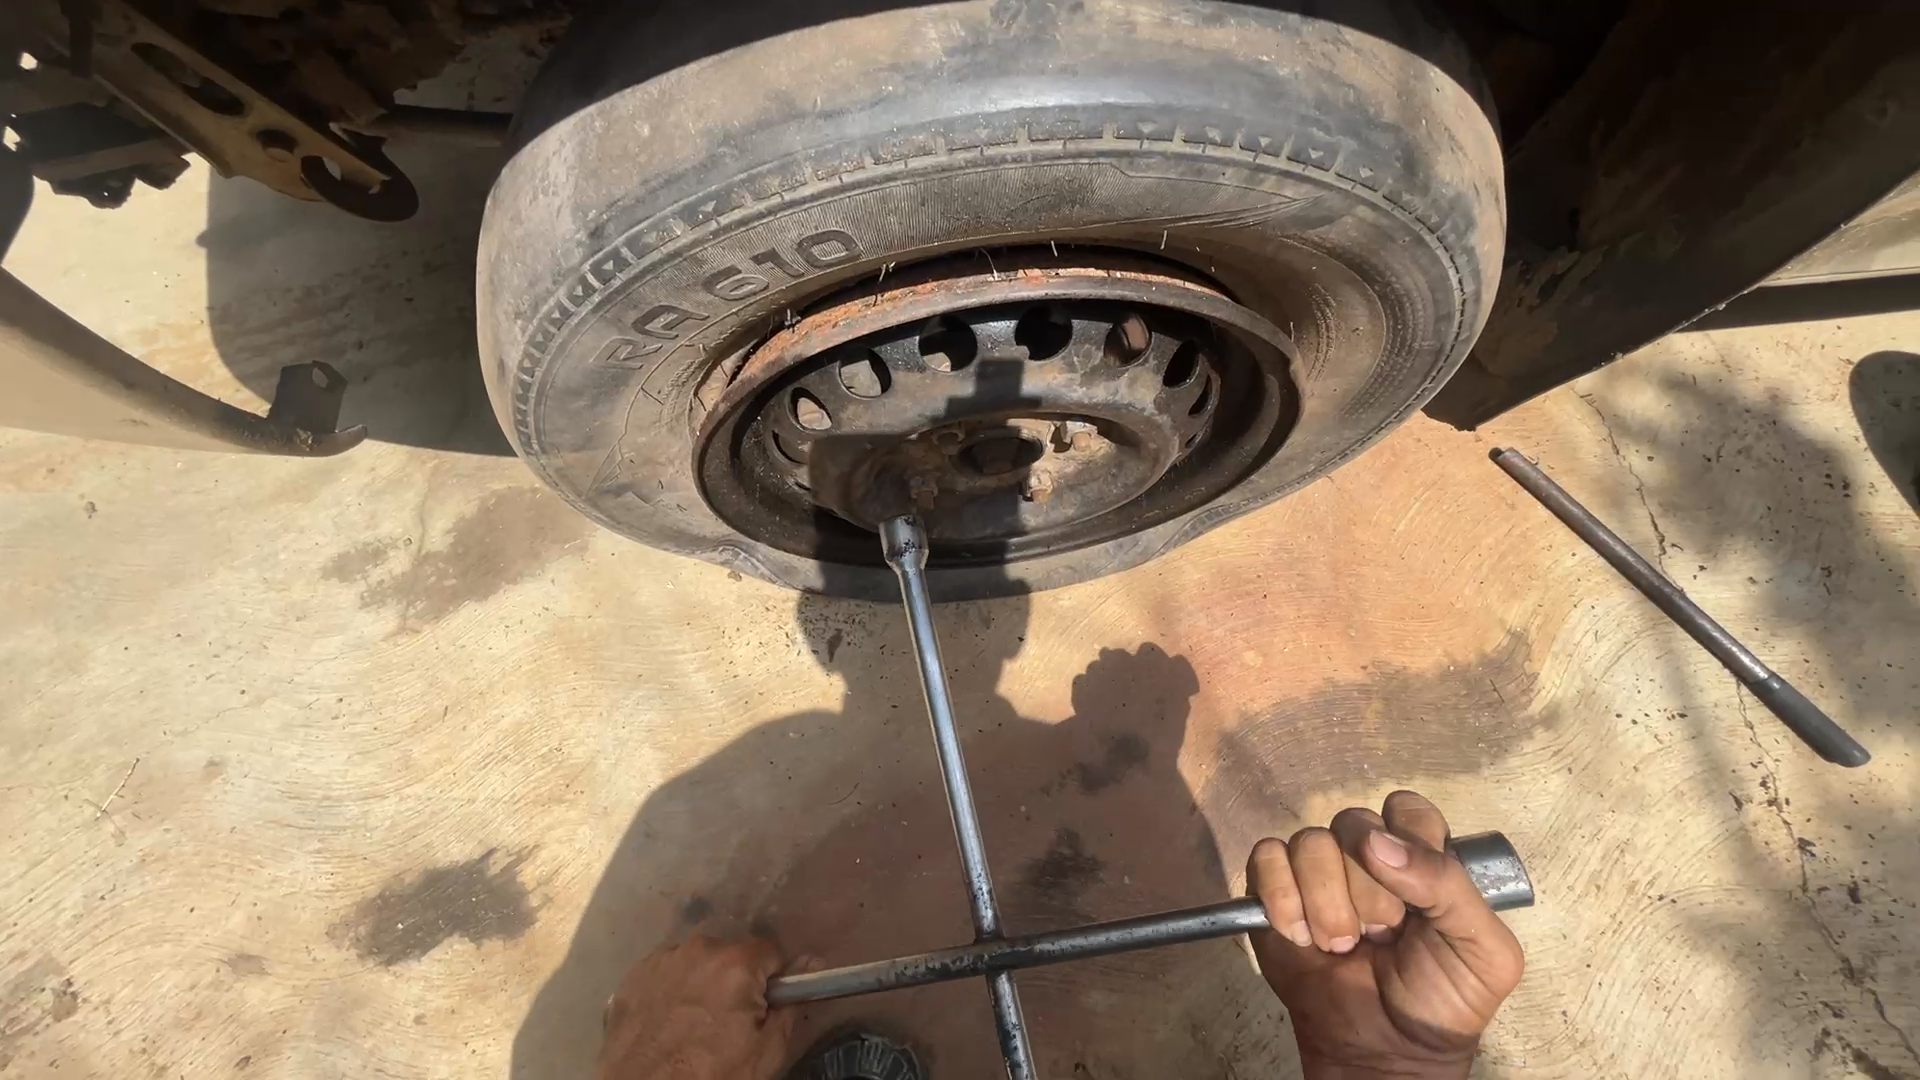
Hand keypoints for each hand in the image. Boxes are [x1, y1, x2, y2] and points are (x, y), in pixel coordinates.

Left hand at [598, 937, 797, 1079]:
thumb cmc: (711, 1079)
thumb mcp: (765, 1053)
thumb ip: (791, 1003)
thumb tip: (811, 963)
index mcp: (738, 962)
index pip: (772, 953)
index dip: (772, 981)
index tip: (762, 1009)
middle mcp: (702, 948)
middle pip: (734, 955)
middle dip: (736, 981)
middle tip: (727, 1024)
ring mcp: (665, 959)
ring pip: (700, 961)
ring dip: (704, 982)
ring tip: (692, 1025)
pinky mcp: (635, 975)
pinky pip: (668, 971)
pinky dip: (673, 989)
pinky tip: (667, 1022)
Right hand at [1247, 791, 1524, 1079]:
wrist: (1381, 1049)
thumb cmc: (1439, 998)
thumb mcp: (1482, 952)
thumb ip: (1447, 886)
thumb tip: (1376, 841)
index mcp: (1418, 857)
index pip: (1407, 809)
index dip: (1406, 840)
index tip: (1411, 890)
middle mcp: (1363, 851)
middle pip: (1353, 823)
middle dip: (1366, 889)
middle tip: (1378, 934)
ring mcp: (1314, 864)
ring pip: (1308, 842)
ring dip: (1324, 903)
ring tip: (1337, 945)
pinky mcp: (1270, 882)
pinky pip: (1266, 857)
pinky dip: (1281, 898)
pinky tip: (1298, 935)